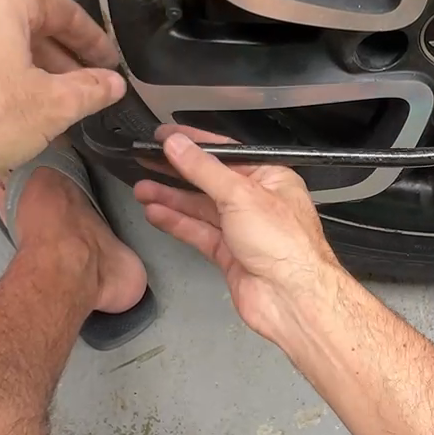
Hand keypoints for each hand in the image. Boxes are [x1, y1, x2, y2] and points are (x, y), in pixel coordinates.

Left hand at [0, 0, 125, 179]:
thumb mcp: (52, 107)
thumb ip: (89, 91)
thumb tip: (110, 84)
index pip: (61, 11)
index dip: (93, 41)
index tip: (107, 62)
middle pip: (17, 25)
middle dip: (51, 60)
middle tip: (75, 89)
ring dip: (11, 72)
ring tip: (31, 109)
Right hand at [132, 127, 357, 345]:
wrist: (291, 297)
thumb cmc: (288, 246)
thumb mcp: (241, 194)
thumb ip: (204, 169)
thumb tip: (180, 145)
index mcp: (271, 178)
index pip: (227, 154)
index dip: (195, 144)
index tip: (168, 137)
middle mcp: (258, 202)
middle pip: (210, 180)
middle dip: (177, 172)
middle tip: (148, 161)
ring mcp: (243, 229)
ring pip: (201, 208)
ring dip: (171, 197)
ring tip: (142, 188)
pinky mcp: (230, 254)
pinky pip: (198, 232)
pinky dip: (177, 222)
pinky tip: (157, 213)